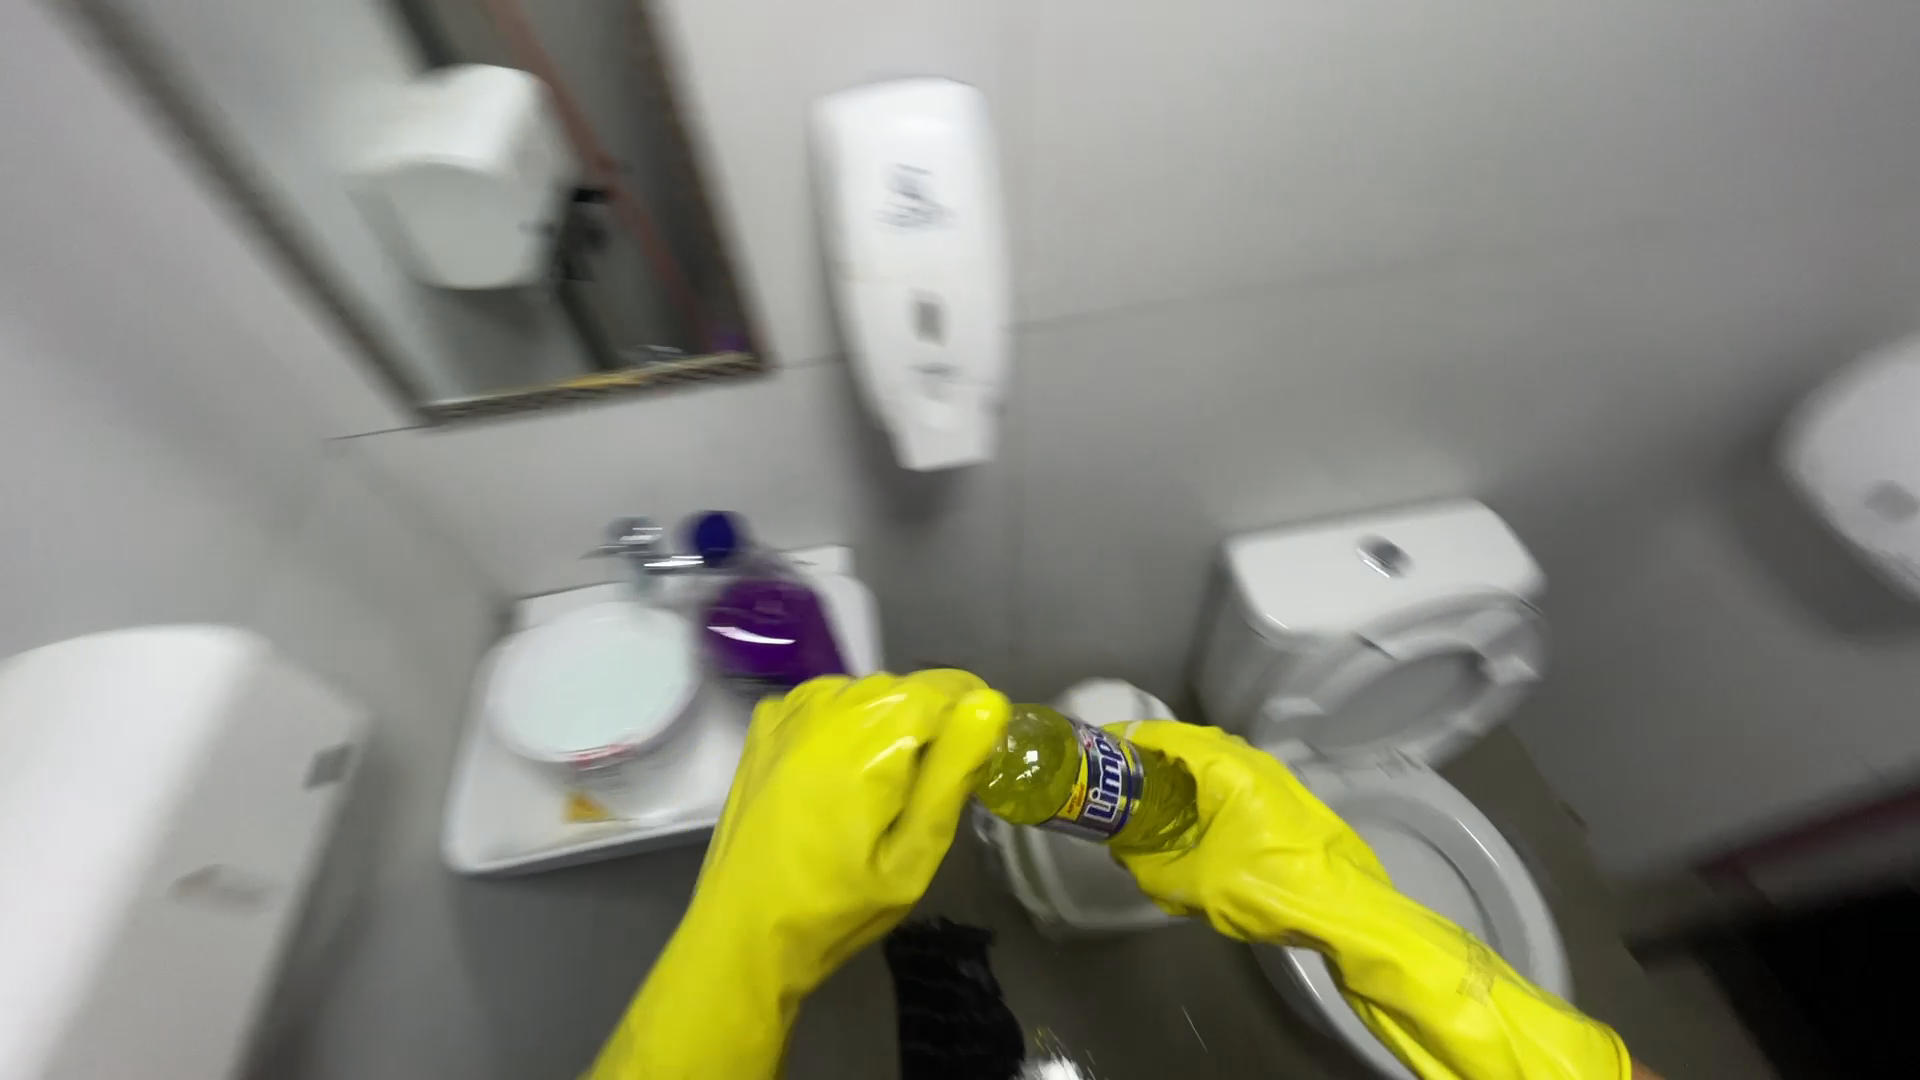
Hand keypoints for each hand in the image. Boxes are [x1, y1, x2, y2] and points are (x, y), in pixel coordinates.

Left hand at [587, 671, 1008, 1079]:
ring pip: (869, 693)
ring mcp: (794, 706)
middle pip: (909, 689)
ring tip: (877, 789)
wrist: (742, 932)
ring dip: (888, 725)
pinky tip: (834, 772)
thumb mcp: (915, 853)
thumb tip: (988, 703)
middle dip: (931, 727)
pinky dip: (845, 725)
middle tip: (924, 793)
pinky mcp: (769, 722)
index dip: (973, 719)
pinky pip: (829, 702)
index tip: (976, 763)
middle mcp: (833, 700)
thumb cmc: (839, 903)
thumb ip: (954, 771)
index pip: (949, 687)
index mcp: (874, 730)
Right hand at [1109, 720, 1390, 938]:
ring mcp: (1273, 776)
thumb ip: (1151, 870)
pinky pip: (1234, 776)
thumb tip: (1126, 857)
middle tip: (1122, 776)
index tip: (1102, 750)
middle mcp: (1250, 759)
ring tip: (1153, 796)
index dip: (1129, 738)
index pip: (1165, 733)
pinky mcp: (1286, 797)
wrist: (1350, 912)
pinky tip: (1196, 816)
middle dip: (1153, 754)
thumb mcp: (1196, 886)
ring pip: (1214, 758)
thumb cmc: (1268, 887)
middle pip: (1188, 740)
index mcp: (1225, 766)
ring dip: (1182, 771)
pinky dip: (1206, 785)